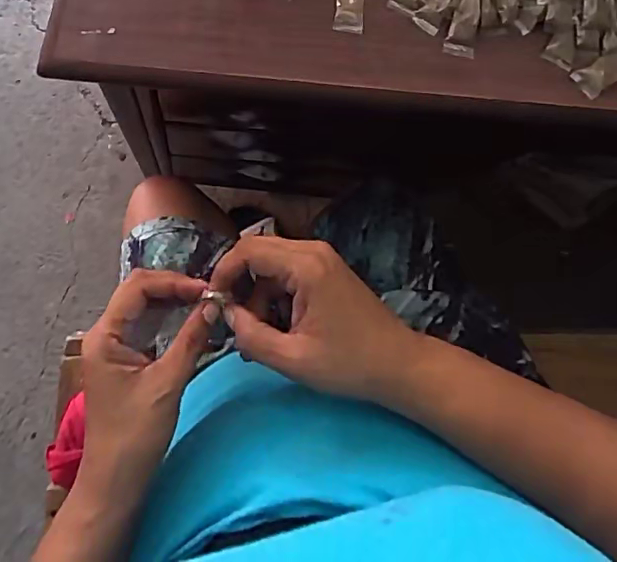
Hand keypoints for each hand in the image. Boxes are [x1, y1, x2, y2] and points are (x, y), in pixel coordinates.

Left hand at [77, 268, 216, 498]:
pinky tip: (190, 320)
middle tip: (208, 293)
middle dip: (173, 288)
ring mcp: (112, 345)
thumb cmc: (135, 436)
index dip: (172, 282)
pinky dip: (168, 319)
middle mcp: (104, 333)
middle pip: (139, 292)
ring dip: (172, 301)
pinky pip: (146, 326)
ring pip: (143, 308)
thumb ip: (190, 341)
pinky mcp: (123, 358)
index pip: (138, 287)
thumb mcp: (166, 385)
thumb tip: (213, 305)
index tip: (205, 289)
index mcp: (104, 334)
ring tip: (204, 302)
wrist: (114, 485)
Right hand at [209, 235, 426, 403]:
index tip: (214, 302)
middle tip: (234, 320)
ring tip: (259, 333)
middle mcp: (312, 250)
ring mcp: (321, 257)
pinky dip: (275, 294)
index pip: (248, 250)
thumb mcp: (294, 359)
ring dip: (258, 293)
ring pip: (270, 263)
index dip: (224, 272)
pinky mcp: (325, 269)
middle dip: (240, 284)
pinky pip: (287, 271)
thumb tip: (225, 315)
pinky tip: (278, 327)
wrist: (401, 366)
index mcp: (305, 265)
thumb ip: (251, 336)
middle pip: (257, 252)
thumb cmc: (350, 364)